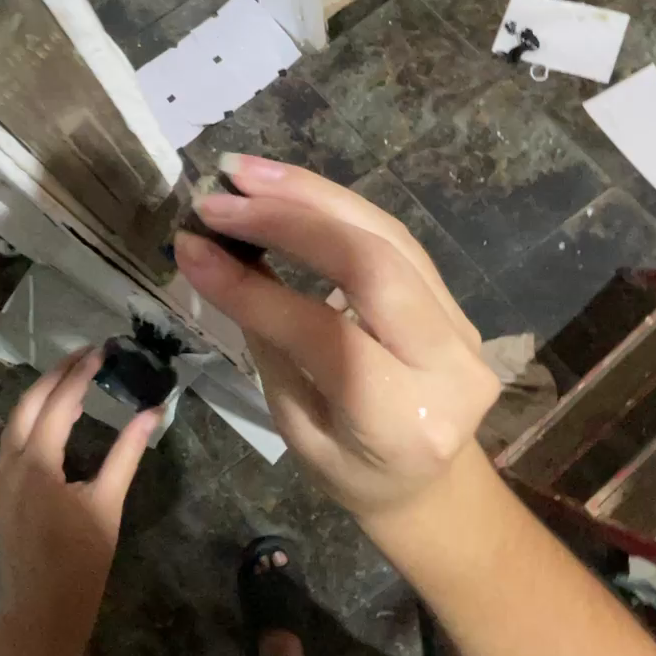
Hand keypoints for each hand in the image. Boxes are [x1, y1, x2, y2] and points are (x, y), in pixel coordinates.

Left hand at [0, 349, 157, 652]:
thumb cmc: (80, 563)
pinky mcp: (3, 491)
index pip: (59, 404)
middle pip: (29, 403)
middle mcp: (12, 463)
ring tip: (72, 376)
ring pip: (16, 420)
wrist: (41, 614)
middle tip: (86, 355)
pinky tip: (54, 419)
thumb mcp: (109, 505)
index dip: (80, 374)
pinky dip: (33, 418)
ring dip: (41, 394)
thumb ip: (127, 454)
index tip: (101, 351)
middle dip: (56, 374)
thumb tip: (152, 413)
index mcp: (38, 464)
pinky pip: (13, 439)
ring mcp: (2, 477)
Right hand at [173, 154, 500, 518]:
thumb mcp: (298, 428)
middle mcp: (448, 364)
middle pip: (372, 264)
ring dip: (310, 194)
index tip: (192, 246)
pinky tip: (287, 189)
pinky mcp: (454, 298)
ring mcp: (463, 324)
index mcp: (403, 421)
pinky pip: (393, 237)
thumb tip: (218, 258)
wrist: (430, 483)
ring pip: (387, 234)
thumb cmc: (352, 472)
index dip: (253, 289)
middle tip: (221, 192)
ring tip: (245, 172)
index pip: (324, 336)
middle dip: (291, 218)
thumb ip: (270, 342)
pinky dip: (334, 205)